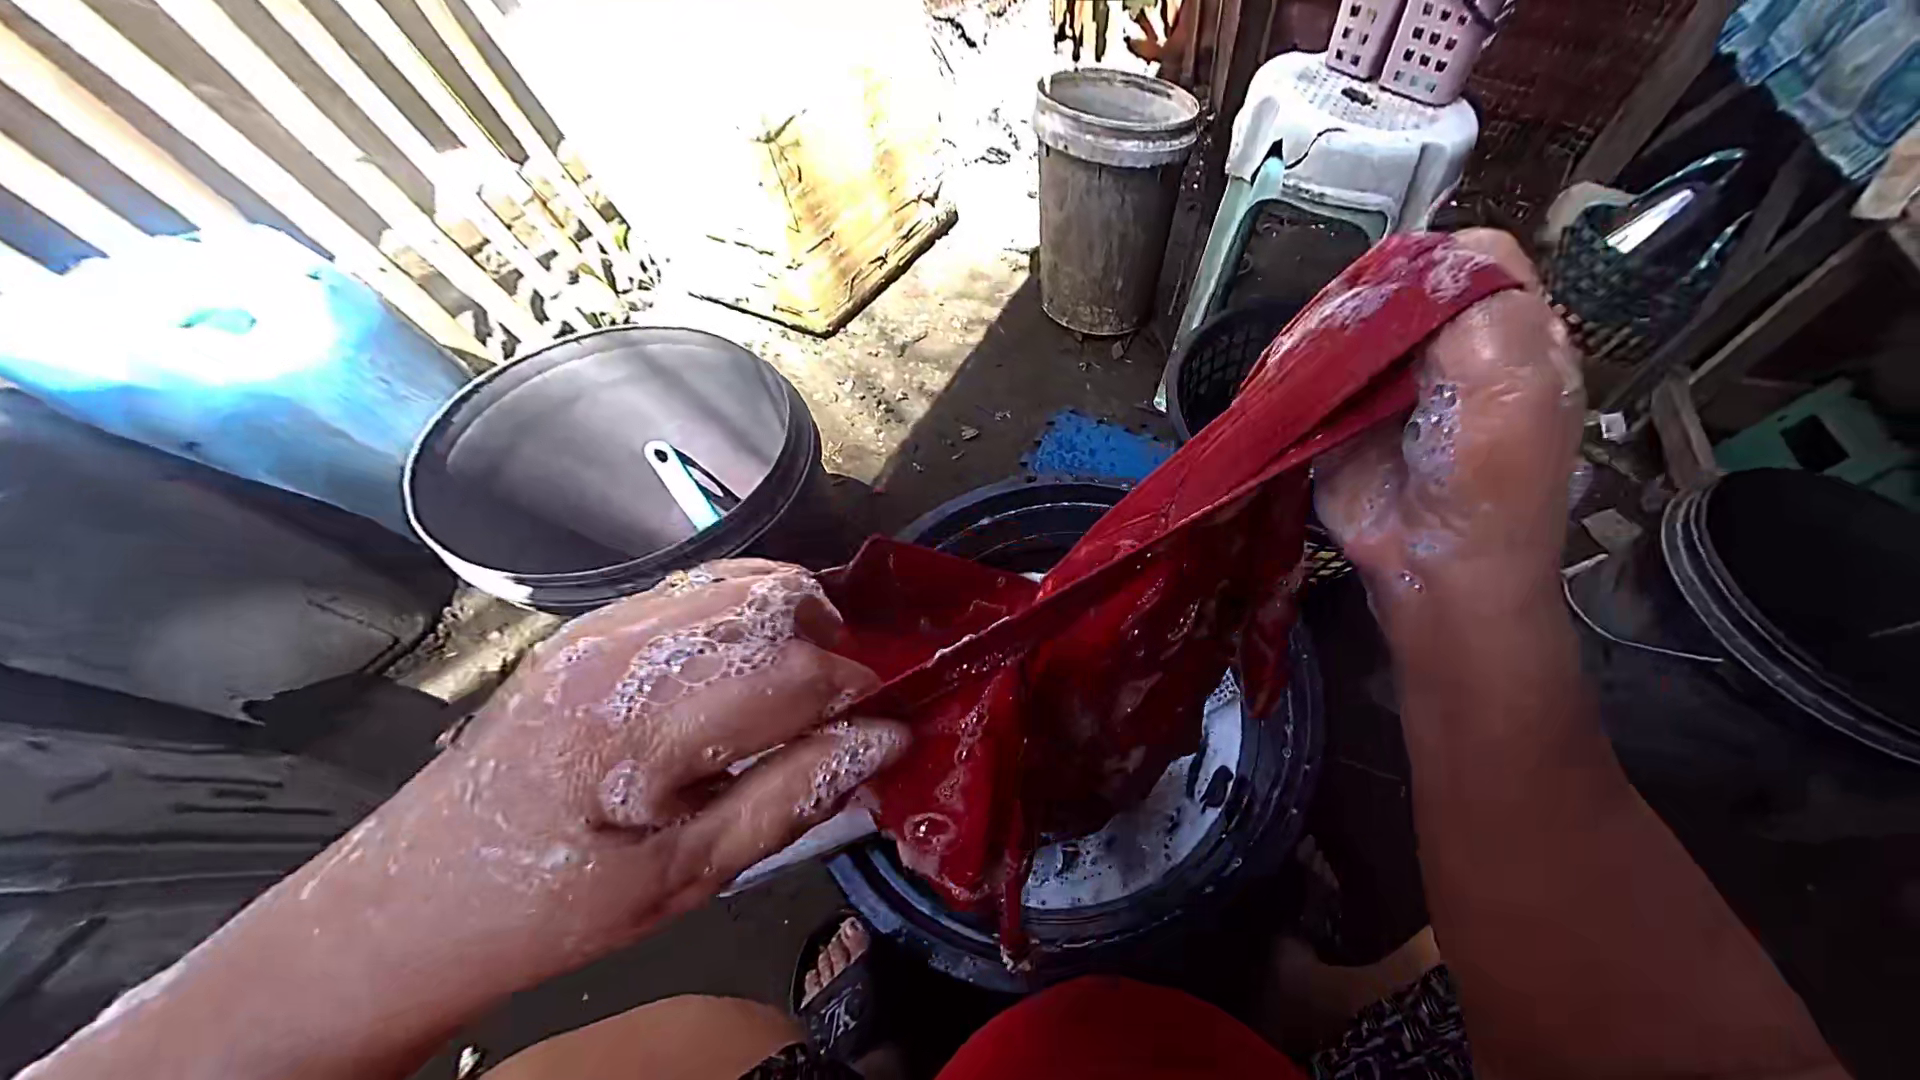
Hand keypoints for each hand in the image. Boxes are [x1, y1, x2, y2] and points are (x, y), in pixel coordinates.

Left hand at [22, 561, 908, 1079]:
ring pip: (740, 578)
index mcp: (644, 721)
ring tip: (805, 675)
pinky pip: (698, 587)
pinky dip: (748, 610)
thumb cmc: (556, 906)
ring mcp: (602, 625)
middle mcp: (624, 647)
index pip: (793, 668)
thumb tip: (886, 739)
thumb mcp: (690, 875)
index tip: (886, 716)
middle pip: (772, 597)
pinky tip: (749, 662)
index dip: (857, 687)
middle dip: (833, 635)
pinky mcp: (593, 624)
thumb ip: (795, 795)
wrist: (411, 898)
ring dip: (794, 616)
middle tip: (846, 695)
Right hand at [1313, 229, 1583, 621]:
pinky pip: (1317, 377)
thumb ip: (1480, 312)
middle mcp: (1446, 354)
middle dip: (1371, 296)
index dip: (1435, 261)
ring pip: (1354, 330)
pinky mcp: (1339, 419)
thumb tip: (1426, 255)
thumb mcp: (1512, 387)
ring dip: (1329, 334)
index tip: (1393, 288)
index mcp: (1508, 336)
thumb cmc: (1487, 483)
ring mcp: (1386, 388)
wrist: (1429, 565)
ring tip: (1313, 352)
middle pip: (1404, 291)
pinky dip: (1301, 371)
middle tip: (1345, 325)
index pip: (1475, 261)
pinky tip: (1293, 376)